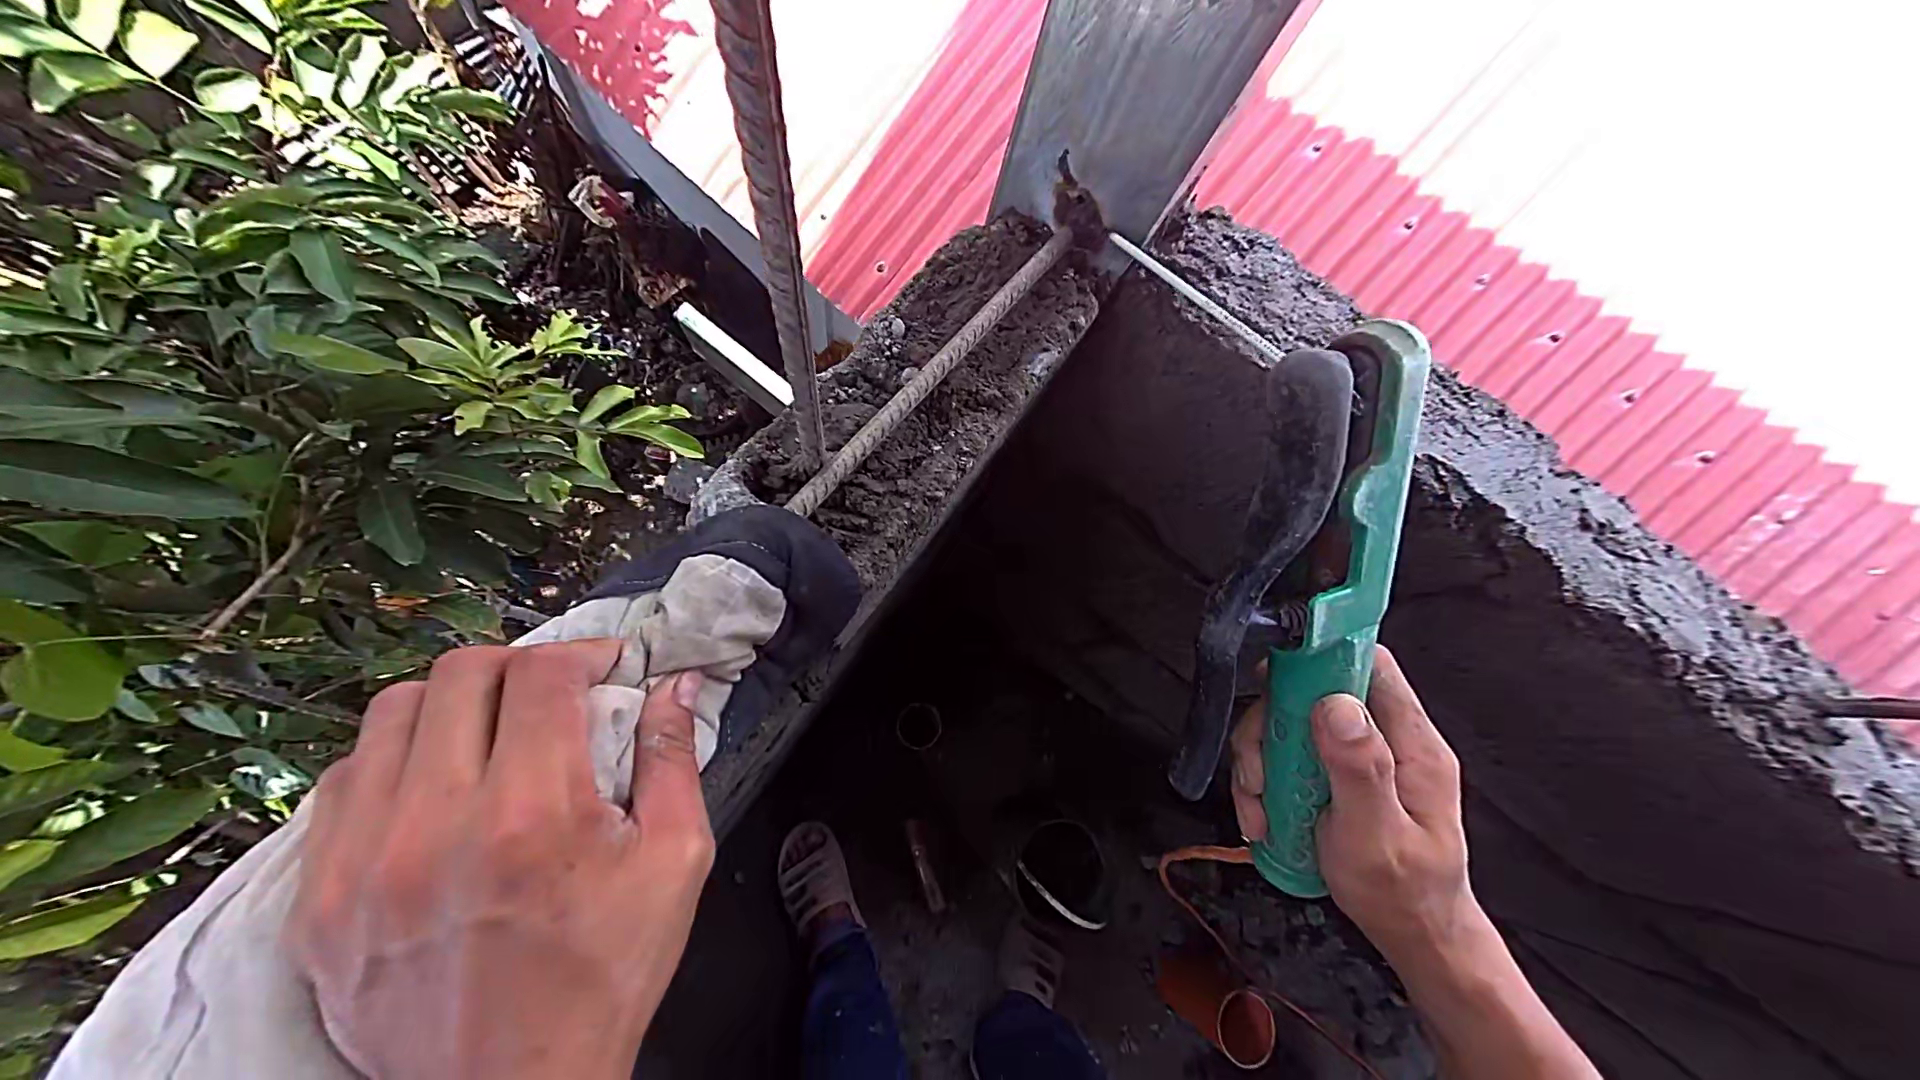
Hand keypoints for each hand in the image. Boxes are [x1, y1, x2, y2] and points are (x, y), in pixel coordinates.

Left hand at [289, 641, 715, 1079]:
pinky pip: (345, 779)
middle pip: (461, 675)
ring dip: (459, 699)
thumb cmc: (612, 965)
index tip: (610, 666)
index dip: (584, 652)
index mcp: (534, 812)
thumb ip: (675, 757)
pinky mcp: (316, 901)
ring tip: (499, 725)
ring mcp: (360, 863)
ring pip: (392, 713)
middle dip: (524, 663)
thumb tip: (678, 684)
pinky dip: (401, 753)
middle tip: (560, 689)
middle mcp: (435, 824)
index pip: (542, 676)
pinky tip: (441, 778)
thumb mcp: (677, 857)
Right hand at [1230, 648, 1599, 1077]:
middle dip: (1269, 729)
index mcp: (1410, 742)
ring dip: (1258, 763)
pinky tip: (1261, 819)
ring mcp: (1348, 756)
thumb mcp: (1379, 836)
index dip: (1322, 656)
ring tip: (1257, 809)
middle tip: (1257, 774)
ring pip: (1284, 726)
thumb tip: (1334, 702)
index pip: (1369, 665)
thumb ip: (1359, 769)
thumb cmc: (1403, 892)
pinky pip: (1279, 758)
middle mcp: (1379, 738)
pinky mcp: (1325, 775)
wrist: (1412, 937)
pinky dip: (1261, 784)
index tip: (1274, 679)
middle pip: (1307, 694)